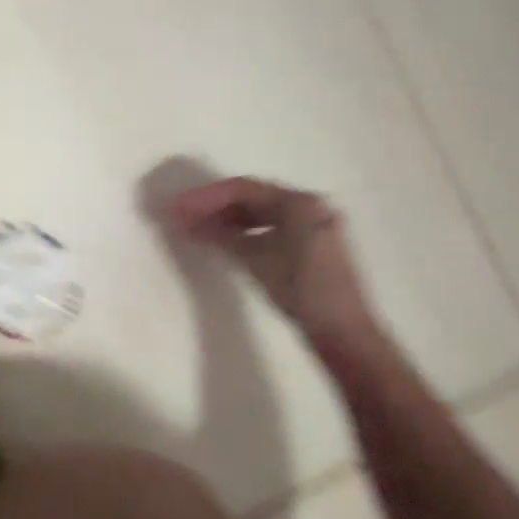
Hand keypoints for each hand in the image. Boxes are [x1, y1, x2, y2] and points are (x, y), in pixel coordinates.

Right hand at [164, 177, 376, 340]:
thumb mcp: (258, 261)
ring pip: (259, 211)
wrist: (342, 329)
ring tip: (194, 227)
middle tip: (179, 216)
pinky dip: (242, 229)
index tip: (175, 208)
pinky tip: (221, 238)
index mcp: (300, 203)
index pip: (244, 189)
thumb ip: (222, 237)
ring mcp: (312, 223)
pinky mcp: (309, 242)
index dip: (205, 197)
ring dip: (225, 217)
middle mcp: (309, 205)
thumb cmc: (302, 290)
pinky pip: (268, 225)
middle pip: (251, 196)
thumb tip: (187, 222)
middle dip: (213, 205)